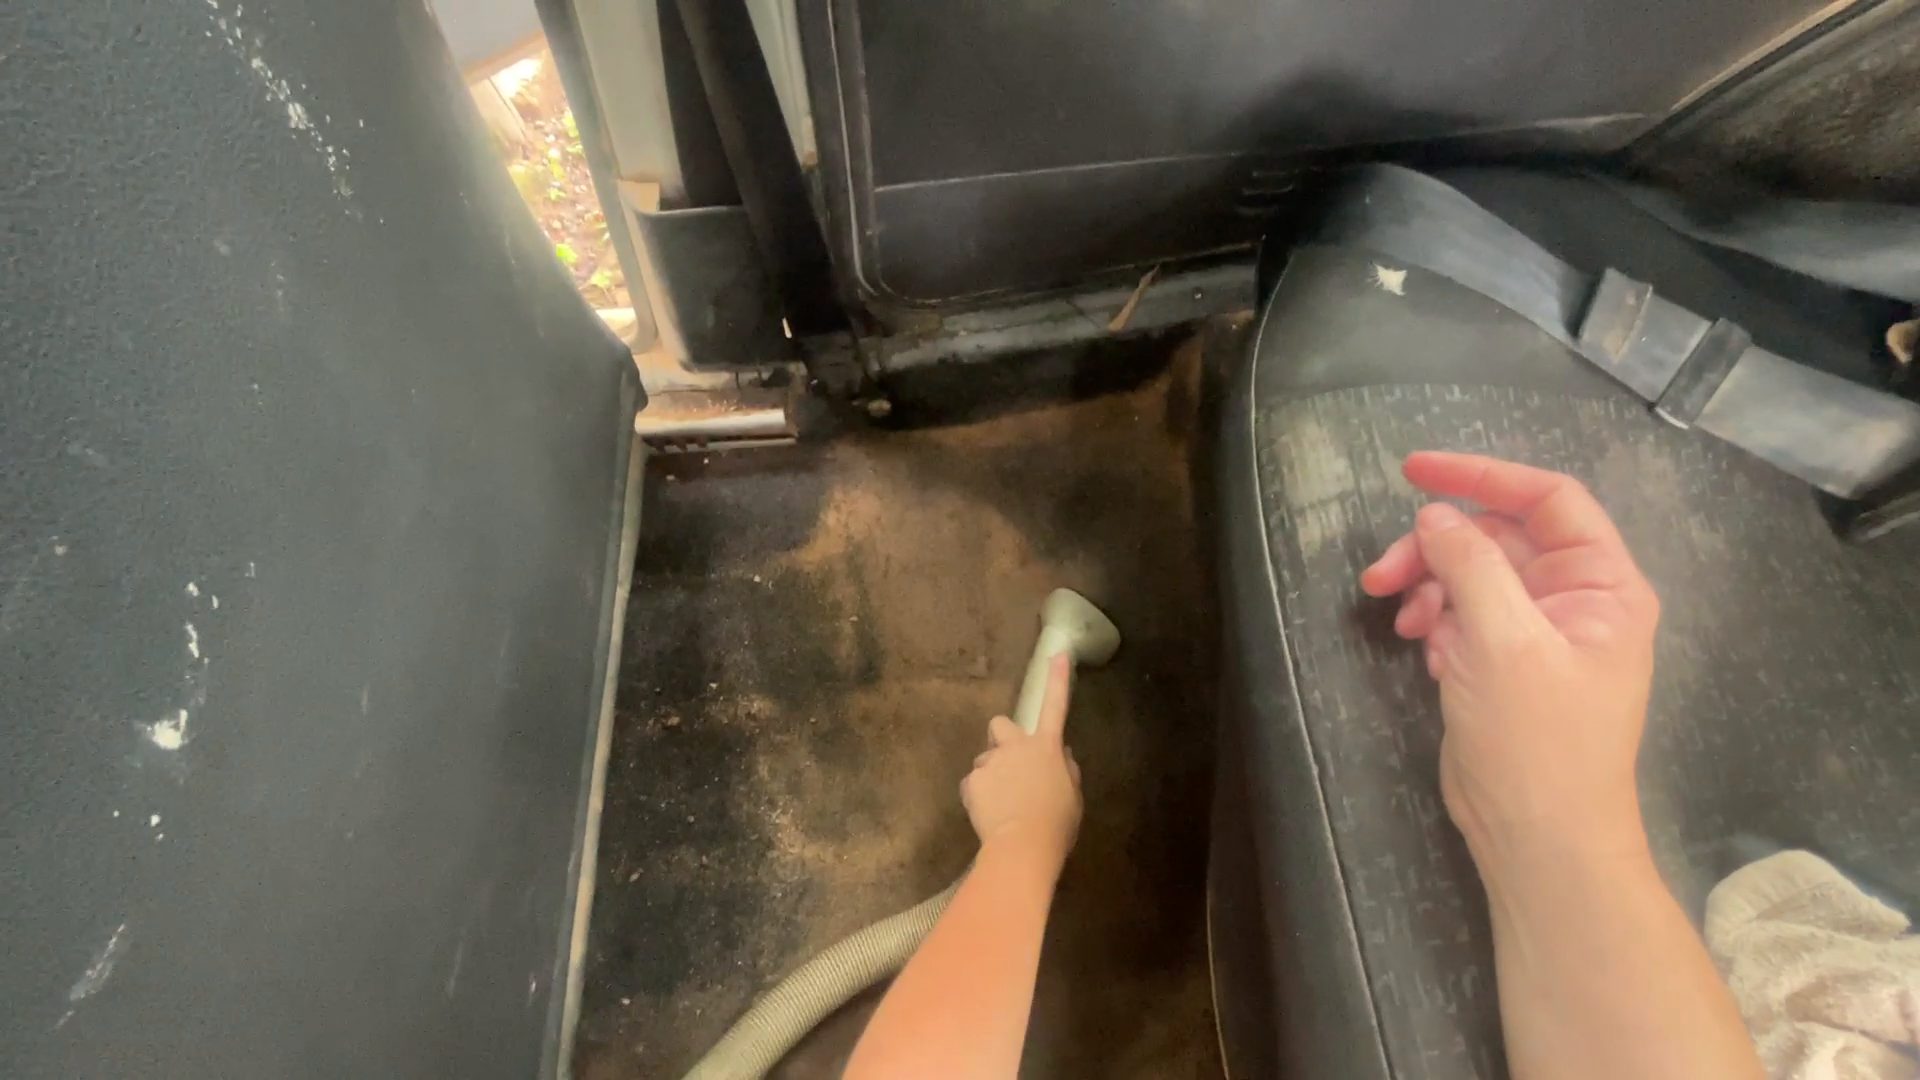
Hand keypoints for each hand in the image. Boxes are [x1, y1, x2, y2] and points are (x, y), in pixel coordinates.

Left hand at [961, 653, 1083, 873]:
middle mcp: (1017, 746)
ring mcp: (991, 761)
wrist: (1022, 846)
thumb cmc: (1056, 824)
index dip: (1058, 679)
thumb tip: (1059, 756)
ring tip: (1001, 804)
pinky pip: (973, 784)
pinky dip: (979, 796)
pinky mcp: (971, 780)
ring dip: (991, 774)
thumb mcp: (1072, 796)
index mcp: (1046, 747)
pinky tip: (989, 816)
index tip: (1058, 653)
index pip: (1055, 706)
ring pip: (986, 760)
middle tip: (1008, 765)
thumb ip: (1065, 770)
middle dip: (1001, 740)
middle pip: (1001, 725)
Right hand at [1358, 453, 1659, 874]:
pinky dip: (1432, 620)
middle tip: (1379, 575)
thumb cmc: (1537, 738)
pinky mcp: (1497, 657)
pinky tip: (1423, 649)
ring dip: (1425, 587)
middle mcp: (1570, 598)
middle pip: (1493, 539)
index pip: (1547, 499)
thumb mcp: (1502, 642)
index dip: (1482, 475)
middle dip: (1433, 550)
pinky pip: (1457, 612)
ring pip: (1466, 575)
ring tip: (1397, 619)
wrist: (1534, 831)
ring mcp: (1531, 629)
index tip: (1413, 469)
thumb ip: (1469, 567)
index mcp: (1599, 585)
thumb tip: (1432, 515)